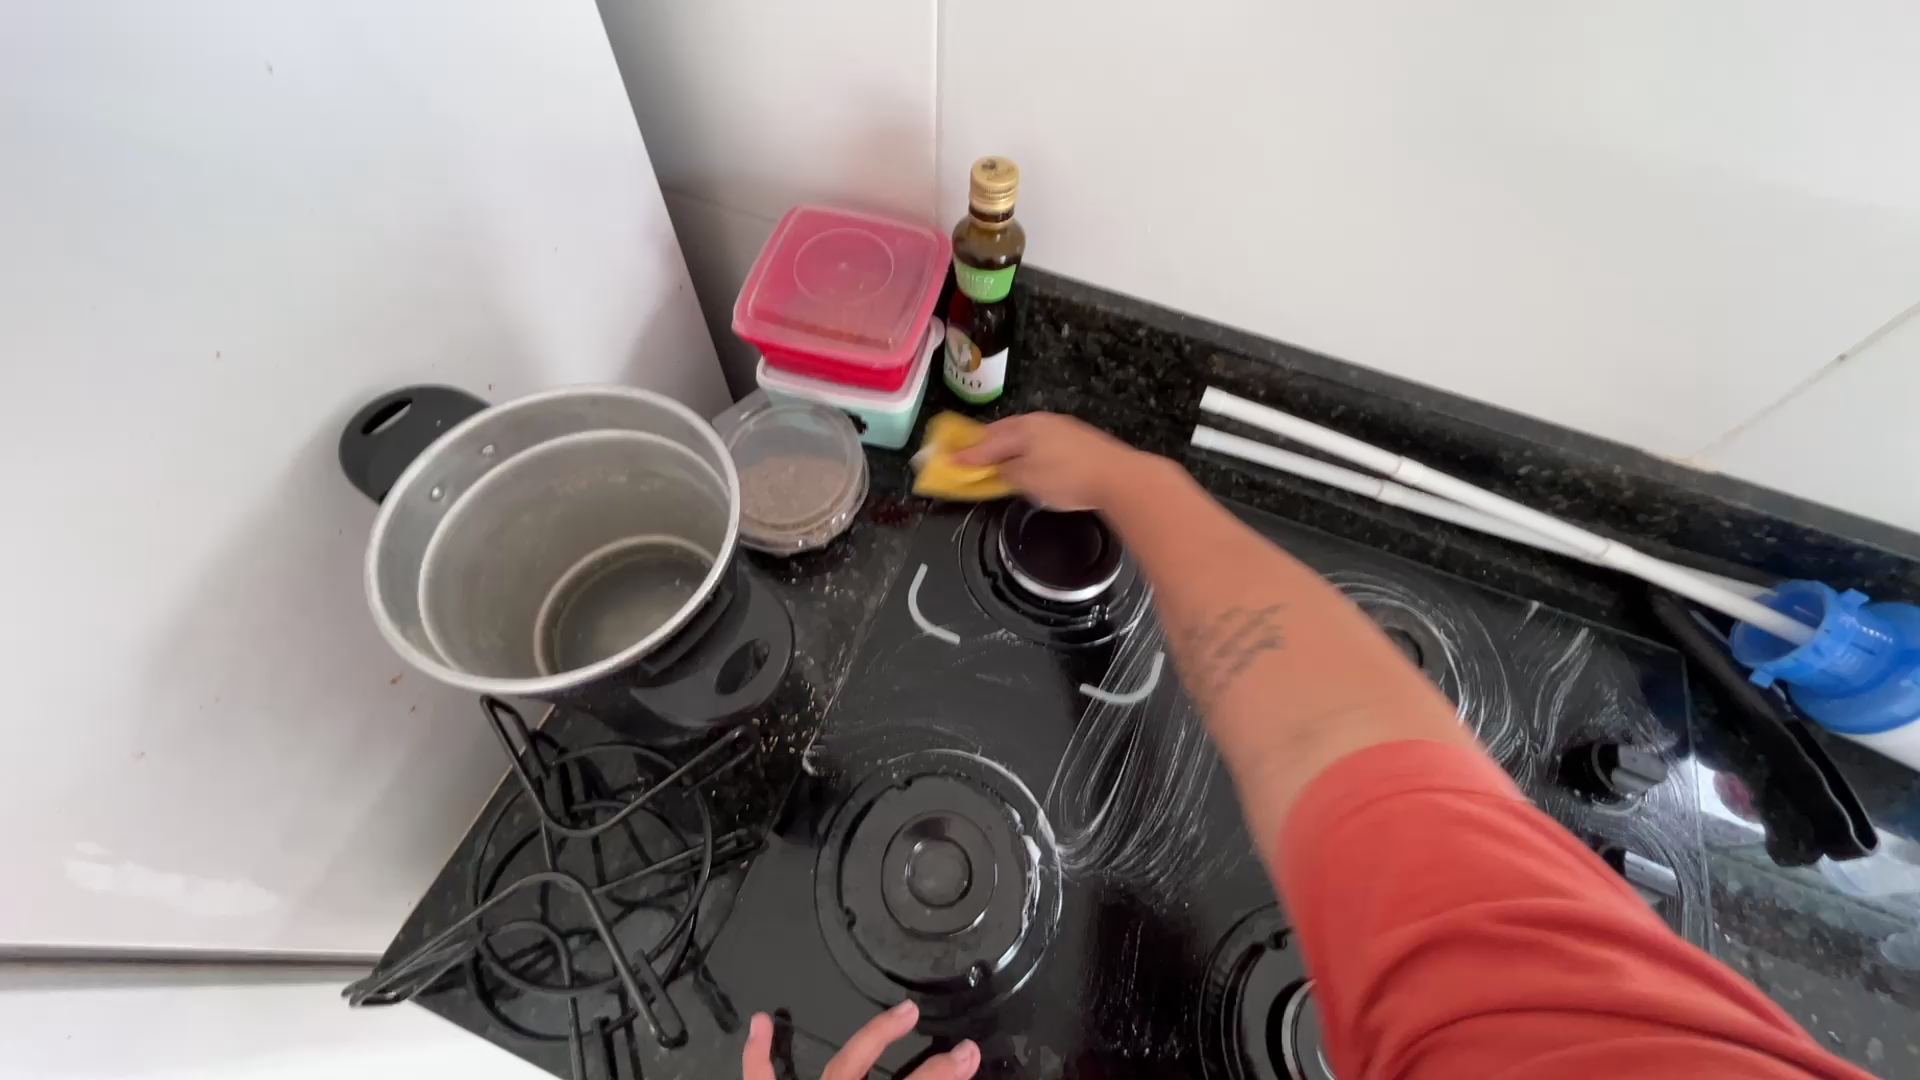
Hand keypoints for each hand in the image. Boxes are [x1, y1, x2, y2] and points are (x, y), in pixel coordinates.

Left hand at [740, 1001, 979, 1079]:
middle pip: (882, 1074)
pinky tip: (759, 1023)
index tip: (968, 1059)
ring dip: (873, 1040)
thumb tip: (937, 1076)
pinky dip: (758, 1056)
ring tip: (901, 1015)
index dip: (942, 1076)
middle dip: (931, 1071)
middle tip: (962, 1053)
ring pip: (839, 1070)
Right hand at [950, 412, 1143, 510]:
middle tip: (965, 457)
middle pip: (1002, 433)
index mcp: (1022, 428)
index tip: (947, 461)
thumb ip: (1002, 472)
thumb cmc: (1070, 478)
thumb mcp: (1026, 480)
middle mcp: (1039, 422)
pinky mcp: (1074, 439)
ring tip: (993, 461)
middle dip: (983, 445)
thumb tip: (991, 469)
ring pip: (1022, 436)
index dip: (965, 454)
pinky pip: (1039, 441)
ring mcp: (1059, 428)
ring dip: (1004, 447)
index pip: (984, 442)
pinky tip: (1026, 462)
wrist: (1119, 478)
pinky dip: (1025, 451)